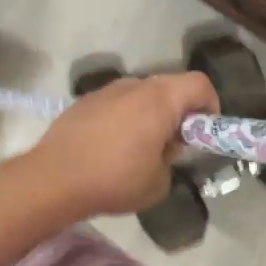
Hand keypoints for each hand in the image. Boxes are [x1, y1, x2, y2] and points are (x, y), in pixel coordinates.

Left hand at [27, 72, 219, 218]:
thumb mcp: (159, 181)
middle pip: (170, 86)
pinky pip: (117, 102)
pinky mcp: (85, 100)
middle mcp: (133, 85)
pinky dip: (125, 117)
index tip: (203, 134)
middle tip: (174, 145)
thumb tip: (164, 148)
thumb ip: (171, 158)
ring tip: (141, 149)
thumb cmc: (115, 179)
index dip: (210, 105)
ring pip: (141, 93)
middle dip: (180, 112)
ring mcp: (106, 90)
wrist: (55, 176)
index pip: (199, 83)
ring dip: (150, 114)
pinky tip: (112, 147)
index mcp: (158, 99)